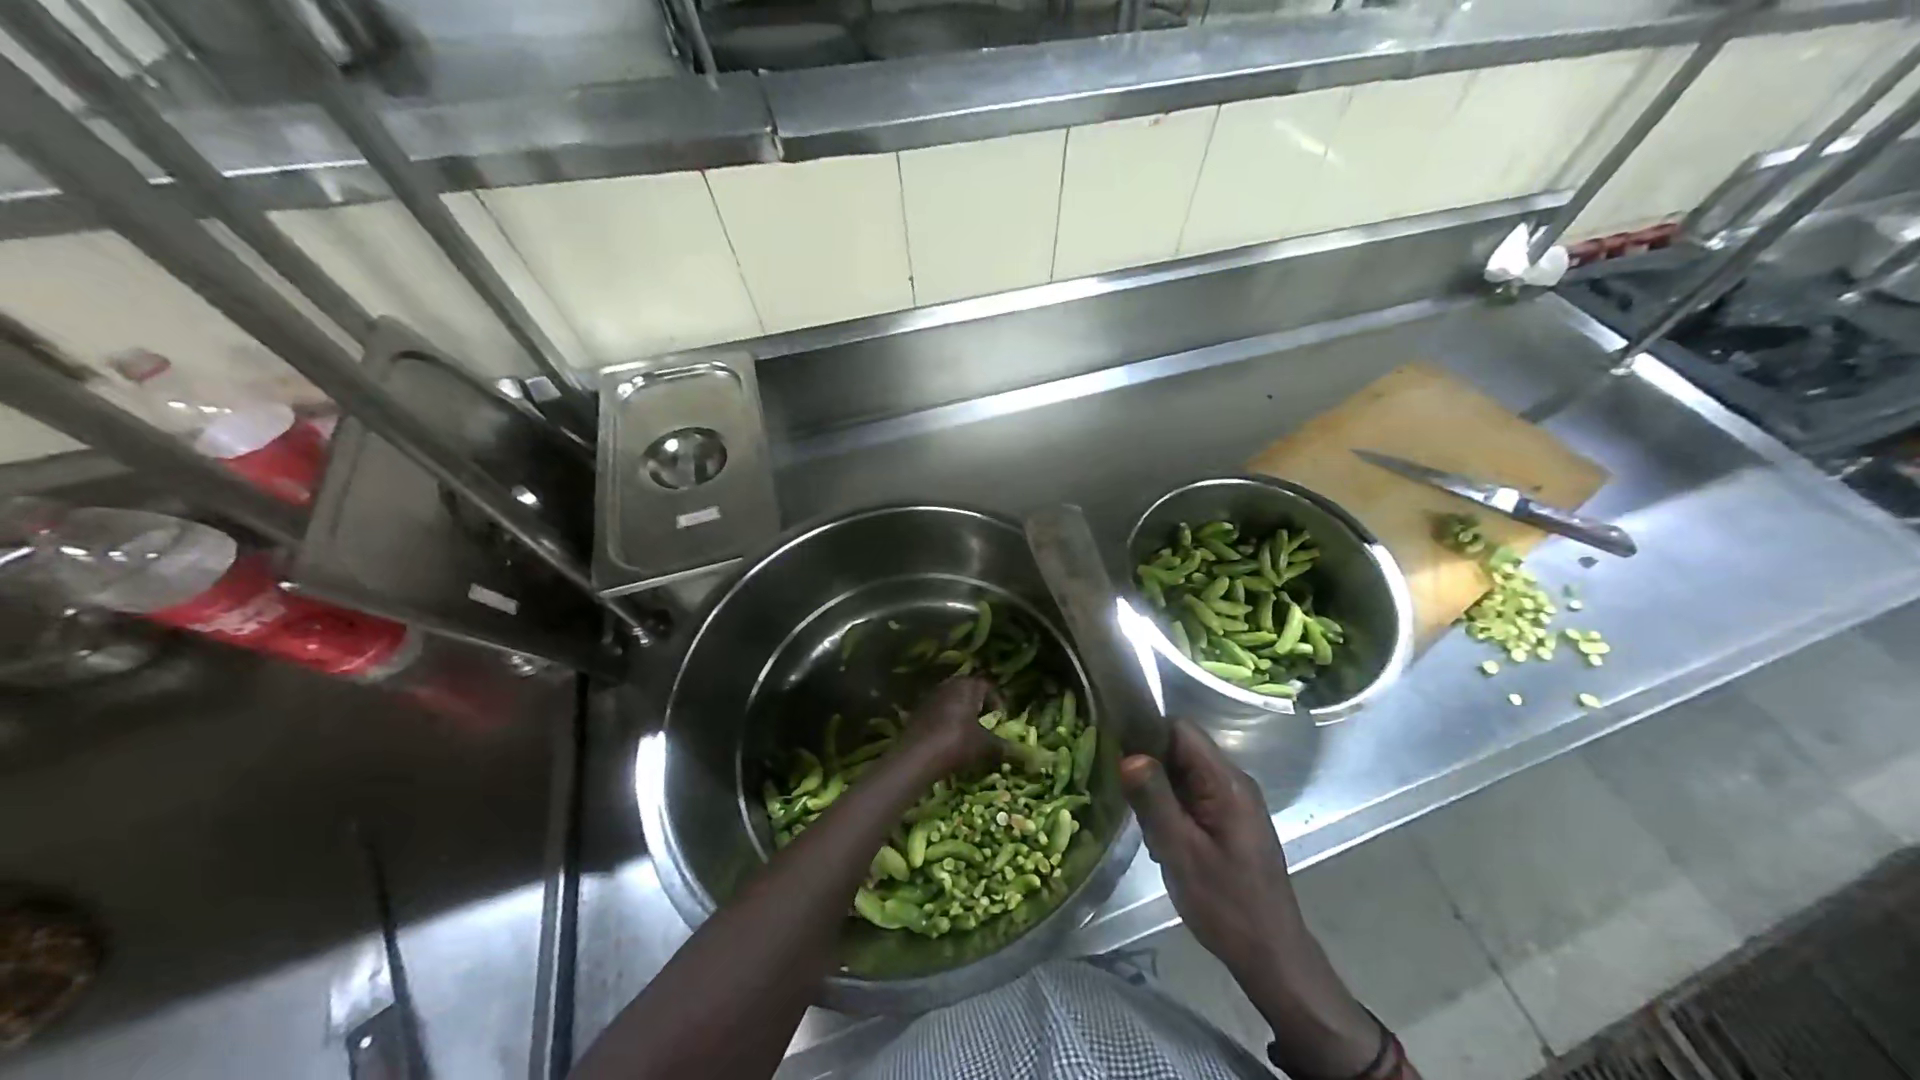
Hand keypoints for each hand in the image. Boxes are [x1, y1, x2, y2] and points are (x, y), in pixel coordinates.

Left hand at [896, 675, 999, 774]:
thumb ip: (1003, 746)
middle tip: (987, 723)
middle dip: (979, 706)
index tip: (1002, 719)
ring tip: (969, 732)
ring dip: (961, 714)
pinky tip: (949, 739)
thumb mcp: (985, 746)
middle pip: (968, 691)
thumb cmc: (957, 743)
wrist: (916, 757)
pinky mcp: (917, 712)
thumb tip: (1021, 752)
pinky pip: (938, 712)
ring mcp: (930, 697)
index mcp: (966, 685)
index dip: (998, 702)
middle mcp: (947, 685)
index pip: (988, 686)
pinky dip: (946, 721)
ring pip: (952, 701)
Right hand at [1119, 720, 1298, 973]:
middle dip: (1149, 768)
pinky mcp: (1229, 822)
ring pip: (1183, 775)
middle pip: (1181, 750)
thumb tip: (1127, 755)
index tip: (1116, 754)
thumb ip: (1154, 799)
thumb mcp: (1181, 851)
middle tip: (1126, 799)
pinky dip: (1171, 810)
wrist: (1271, 955)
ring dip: (1158, 793)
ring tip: (1145, 828)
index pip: (1181, 730)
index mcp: (1226, 782)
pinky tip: (1161, 841)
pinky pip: (1192, 797)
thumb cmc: (1226, 903)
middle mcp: (1233, 782)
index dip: (1146, 734)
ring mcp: (1233, 802)